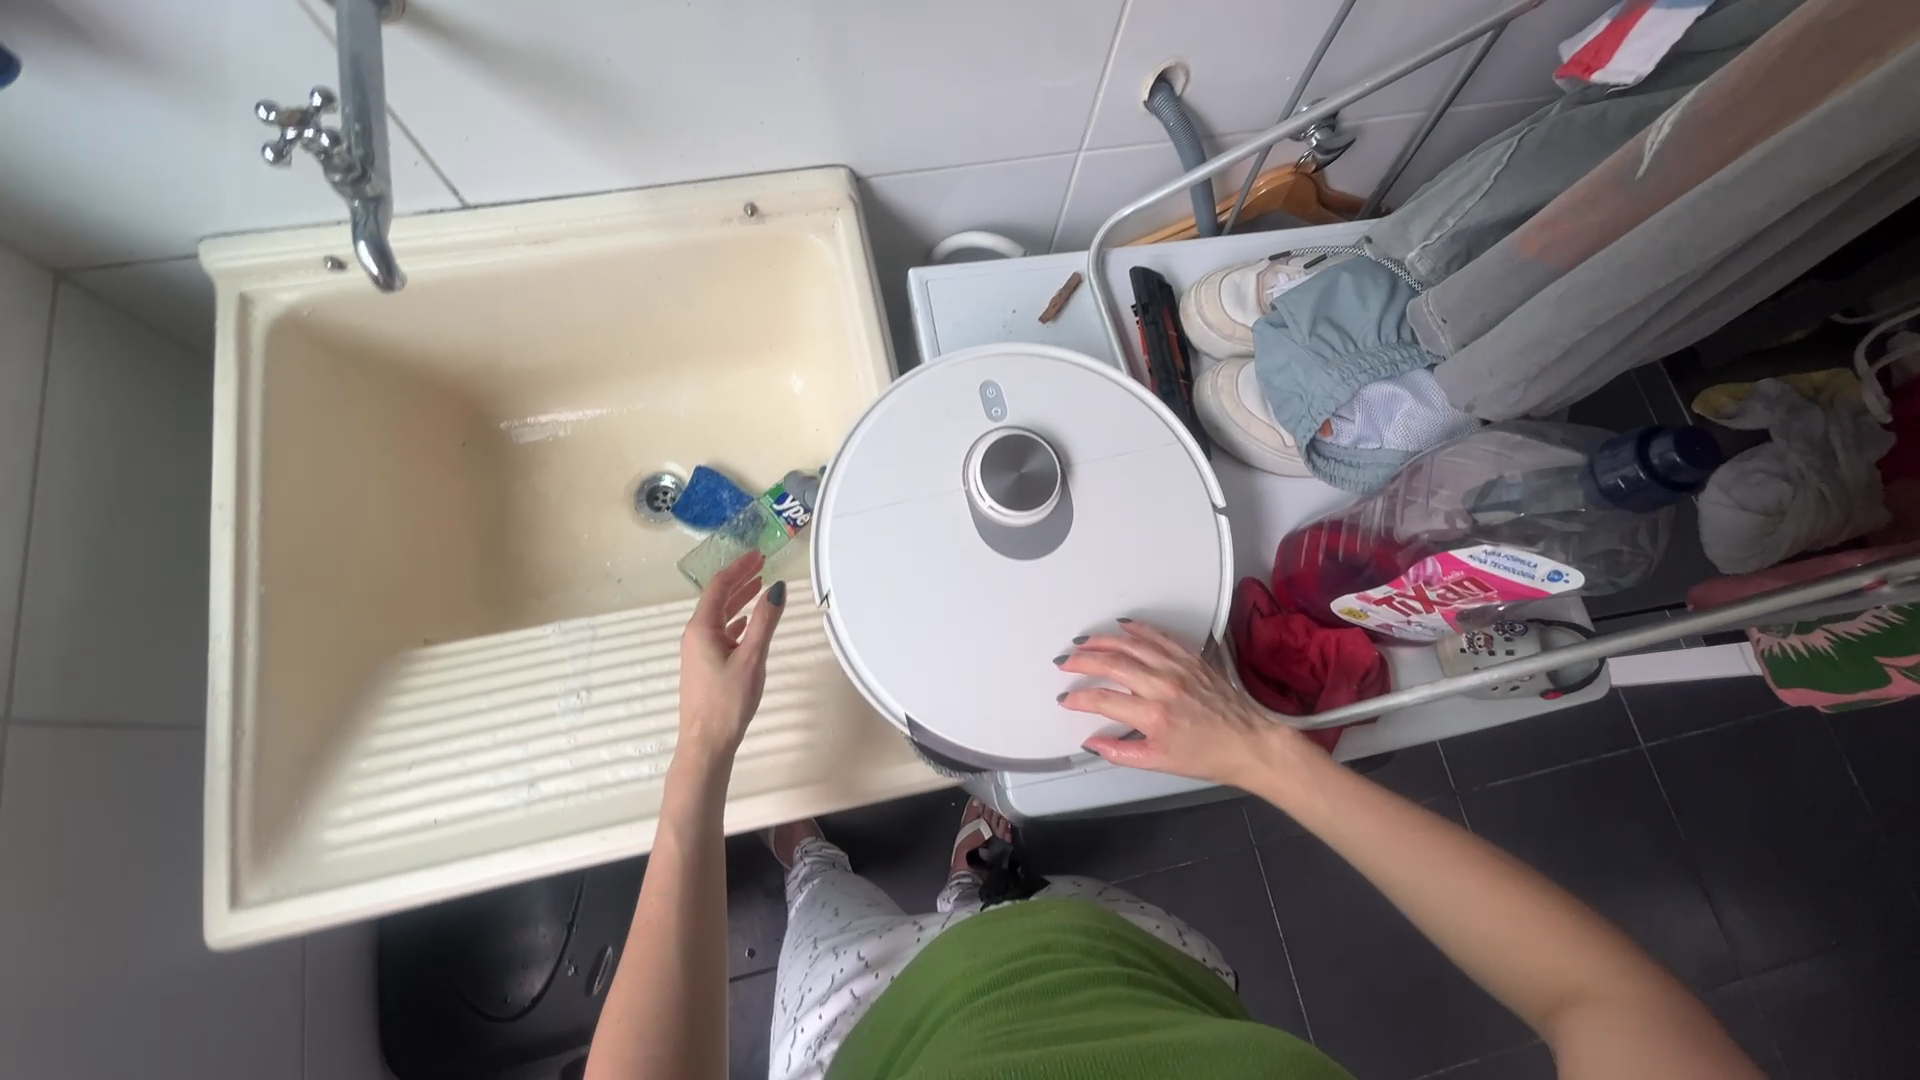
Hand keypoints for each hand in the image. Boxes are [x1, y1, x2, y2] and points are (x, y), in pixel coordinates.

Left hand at [676, 552, 785, 766]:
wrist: (706, 743)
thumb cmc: (727, 701)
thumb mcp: (751, 658)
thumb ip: (765, 621)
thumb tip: (777, 588)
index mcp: (701, 629)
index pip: (719, 587)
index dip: (739, 568)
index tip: (758, 554)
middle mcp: (696, 635)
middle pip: (717, 598)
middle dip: (740, 579)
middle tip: (762, 563)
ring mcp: (699, 651)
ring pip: (720, 615)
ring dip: (739, 599)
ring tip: (760, 586)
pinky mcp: (705, 665)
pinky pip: (721, 632)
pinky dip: (736, 620)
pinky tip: (748, 622)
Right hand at [1060, 620, 1316, 788]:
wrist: (1251, 742)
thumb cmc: (1209, 755)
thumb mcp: (1160, 763)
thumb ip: (1121, 752)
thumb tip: (1092, 743)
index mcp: (1154, 715)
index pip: (1103, 700)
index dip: (1079, 698)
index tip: (1067, 699)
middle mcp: (1163, 685)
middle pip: (1113, 664)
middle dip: (1083, 661)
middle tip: (1065, 661)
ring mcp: (1178, 667)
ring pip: (1132, 644)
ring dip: (1104, 640)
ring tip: (1084, 641)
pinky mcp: (1191, 659)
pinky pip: (1159, 637)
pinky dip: (1138, 629)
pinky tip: (1123, 626)